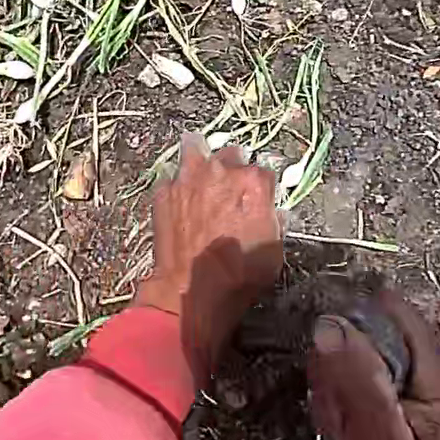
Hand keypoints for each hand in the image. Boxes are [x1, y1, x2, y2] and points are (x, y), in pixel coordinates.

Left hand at [135, 133, 284, 387]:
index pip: (263, 170)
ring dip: (201, 160)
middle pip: (230, 155)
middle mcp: (222, 171)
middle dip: (232, 167)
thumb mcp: (273, 248)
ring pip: (195, 149)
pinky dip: (178, 186)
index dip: (261, 185)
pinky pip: (172, 179)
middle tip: (230, 187)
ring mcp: (190, 179)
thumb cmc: (239, 273)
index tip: (258, 196)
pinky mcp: (165, 192)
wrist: (196, 289)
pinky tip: (181, 199)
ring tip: (202, 172)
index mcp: (254, 181)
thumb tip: (271, 212)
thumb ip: (272, 219)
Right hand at [308, 288, 439, 439]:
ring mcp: (428, 383)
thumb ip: (356, 384)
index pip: (391, 313)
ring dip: (343, 385)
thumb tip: (328, 324)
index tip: (335, 375)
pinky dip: (351, 399)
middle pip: (377, 332)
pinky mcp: (413, 398)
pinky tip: (350, 431)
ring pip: (368, 354)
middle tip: (339, 415)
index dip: (354, 333)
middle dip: (346, 365)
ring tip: (344, 429)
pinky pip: (371, 377)